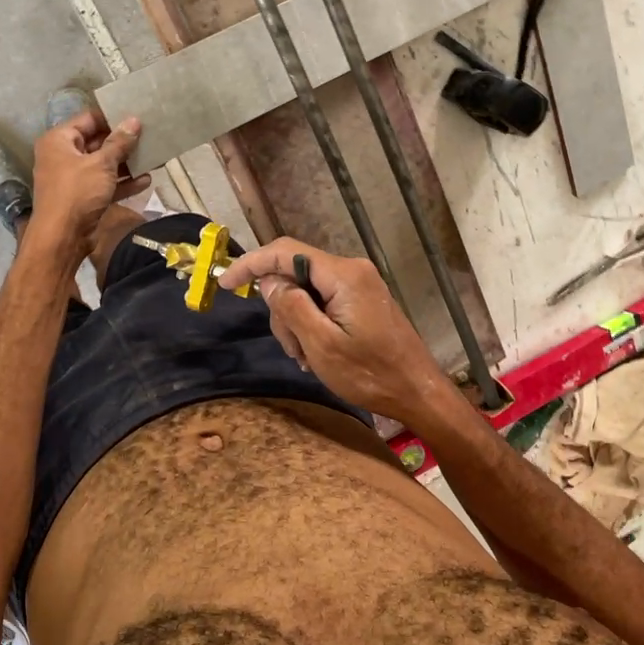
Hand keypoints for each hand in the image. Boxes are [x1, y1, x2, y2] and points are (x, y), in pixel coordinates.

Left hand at [29, 110, 148, 254]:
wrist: (63, 238)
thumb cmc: (77, 192)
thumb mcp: (101, 164)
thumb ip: (119, 143)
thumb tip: (134, 121)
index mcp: (59, 140)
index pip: (88, 119)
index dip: (112, 117)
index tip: (136, 115)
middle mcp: (63, 156)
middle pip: (97, 142)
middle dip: (122, 142)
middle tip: (149, 134)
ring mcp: (74, 179)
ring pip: (103, 165)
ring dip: (126, 163)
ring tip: (153, 156)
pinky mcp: (84, 198)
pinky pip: (105, 185)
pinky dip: (122, 182)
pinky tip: (146, 180)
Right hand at [217, 238, 455, 423]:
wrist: (417, 392)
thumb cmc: (370, 373)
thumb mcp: (322, 344)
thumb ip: (291, 307)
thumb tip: (268, 282)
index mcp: (343, 274)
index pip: (285, 252)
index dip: (251, 264)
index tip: (225, 283)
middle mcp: (351, 270)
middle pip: (294, 273)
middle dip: (281, 309)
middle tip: (291, 349)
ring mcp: (358, 285)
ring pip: (306, 291)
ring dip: (296, 323)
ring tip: (306, 357)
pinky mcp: (362, 300)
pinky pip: (322, 302)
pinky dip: (311, 325)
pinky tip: (316, 353)